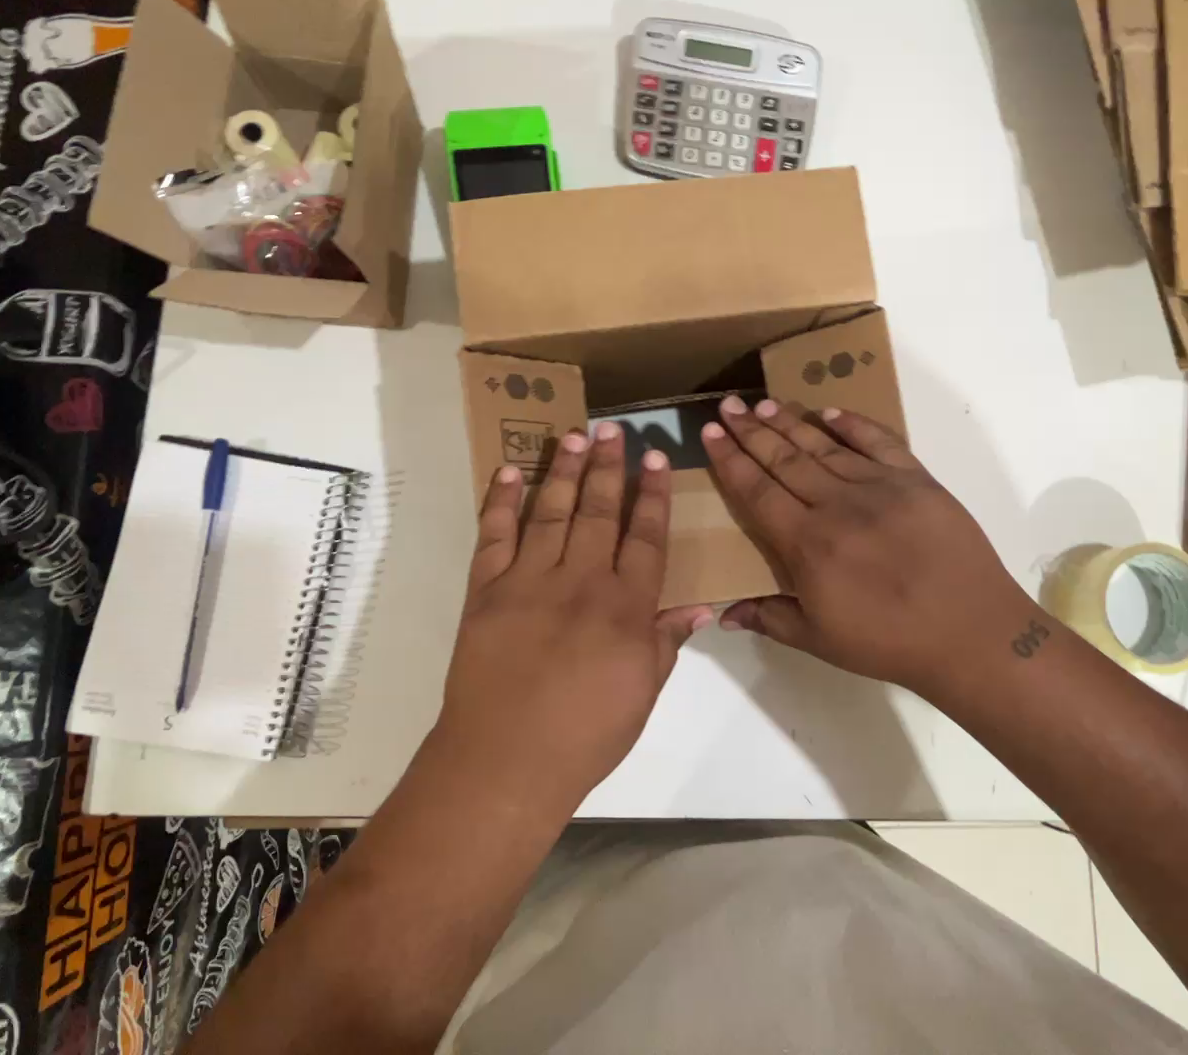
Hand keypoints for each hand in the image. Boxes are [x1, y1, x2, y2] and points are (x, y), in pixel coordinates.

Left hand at [437, 422, 712, 808]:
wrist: (506, 759)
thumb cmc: (586, 735)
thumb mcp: (643, 694)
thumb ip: (666, 642)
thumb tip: (701, 607)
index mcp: (625, 608)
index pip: (646, 538)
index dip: (653, 497)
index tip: (657, 459)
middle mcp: (580, 582)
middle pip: (600, 513)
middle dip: (610, 467)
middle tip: (615, 428)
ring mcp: (528, 581)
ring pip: (552, 512)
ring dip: (565, 471)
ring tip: (575, 436)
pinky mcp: (485, 591)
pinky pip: (494, 536)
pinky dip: (501, 502)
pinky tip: (512, 473)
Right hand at [701, 397, 1034, 702]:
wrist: (971, 632)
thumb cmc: (889, 642)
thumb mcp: (820, 641)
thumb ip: (770, 618)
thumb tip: (723, 614)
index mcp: (807, 544)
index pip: (757, 492)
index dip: (731, 461)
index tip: (710, 434)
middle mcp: (837, 505)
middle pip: (784, 460)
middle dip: (751, 431)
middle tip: (727, 406)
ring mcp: (880, 487)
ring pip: (824, 447)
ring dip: (791, 423)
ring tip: (764, 403)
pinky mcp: (917, 480)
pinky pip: (879, 442)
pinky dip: (853, 425)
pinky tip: (830, 412)